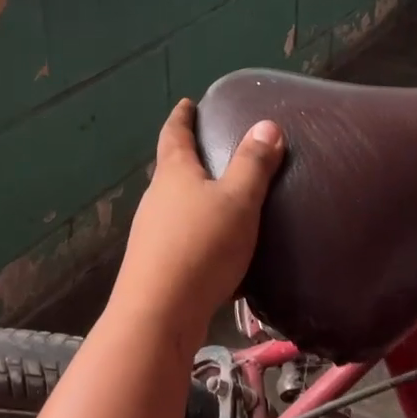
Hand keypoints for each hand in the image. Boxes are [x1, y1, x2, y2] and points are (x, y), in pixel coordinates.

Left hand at [107, 100, 283, 342]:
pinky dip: (193, 229)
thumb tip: (266, 124)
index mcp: (174, 173)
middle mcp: (156, 197)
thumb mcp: (237, 201)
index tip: (187, 104)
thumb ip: (253, 164)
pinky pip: (177, 235)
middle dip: (186, 156)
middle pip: (170, 169)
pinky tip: (211, 244)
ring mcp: (151, 232)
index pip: (174, 134)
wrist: (159, 313)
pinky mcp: (155, 264)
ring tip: (216, 195)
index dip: (182, 117)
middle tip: (210, 148)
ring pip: (172, 203)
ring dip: (190, 195)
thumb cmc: (200, 246)